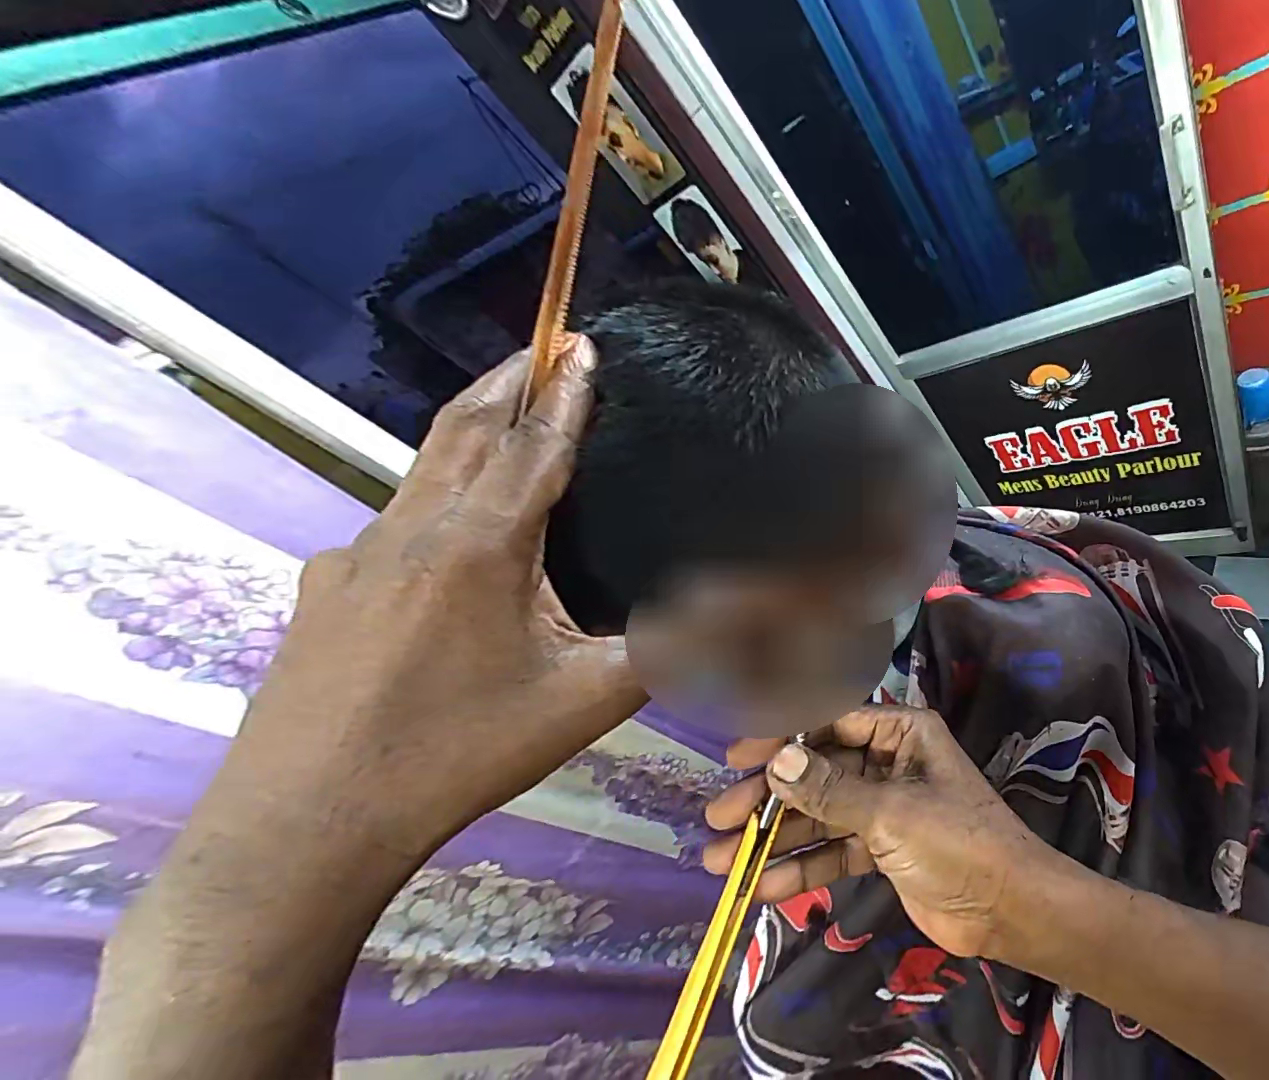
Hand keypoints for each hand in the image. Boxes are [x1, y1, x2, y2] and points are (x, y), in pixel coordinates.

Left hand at [216, 337, 647, 858]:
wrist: (302, 829)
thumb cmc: (460, 753)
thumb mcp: (588, 702)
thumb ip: (670, 649)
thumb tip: (740, 611)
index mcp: (481, 549)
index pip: (533, 446)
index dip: (564, 392)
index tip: (581, 341)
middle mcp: (412, 534)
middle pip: (462, 431)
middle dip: (508, 380)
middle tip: (544, 345)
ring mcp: (353, 558)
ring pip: (423, 470)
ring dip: (471, 428)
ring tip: (509, 411)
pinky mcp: (322, 590)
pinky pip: (394, 520)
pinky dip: (438, 492)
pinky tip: (455, 527)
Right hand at [703, 706, 1061, 958]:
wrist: (1007, 908)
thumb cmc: (958, 842)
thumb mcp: (892, 813)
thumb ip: (832, 790)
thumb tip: (777, 762)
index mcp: (903, 733)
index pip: (834, 721)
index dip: (785, 735)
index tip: (739, 753)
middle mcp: (891, 762)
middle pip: (819, 770)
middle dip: (771, 794)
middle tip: (721, 815)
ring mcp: (885, 806)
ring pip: (821, 813)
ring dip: (776, 836)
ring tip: (722, 858)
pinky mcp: (883, 847)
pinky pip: (835, 849)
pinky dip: (803, 867)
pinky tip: (762, 886)